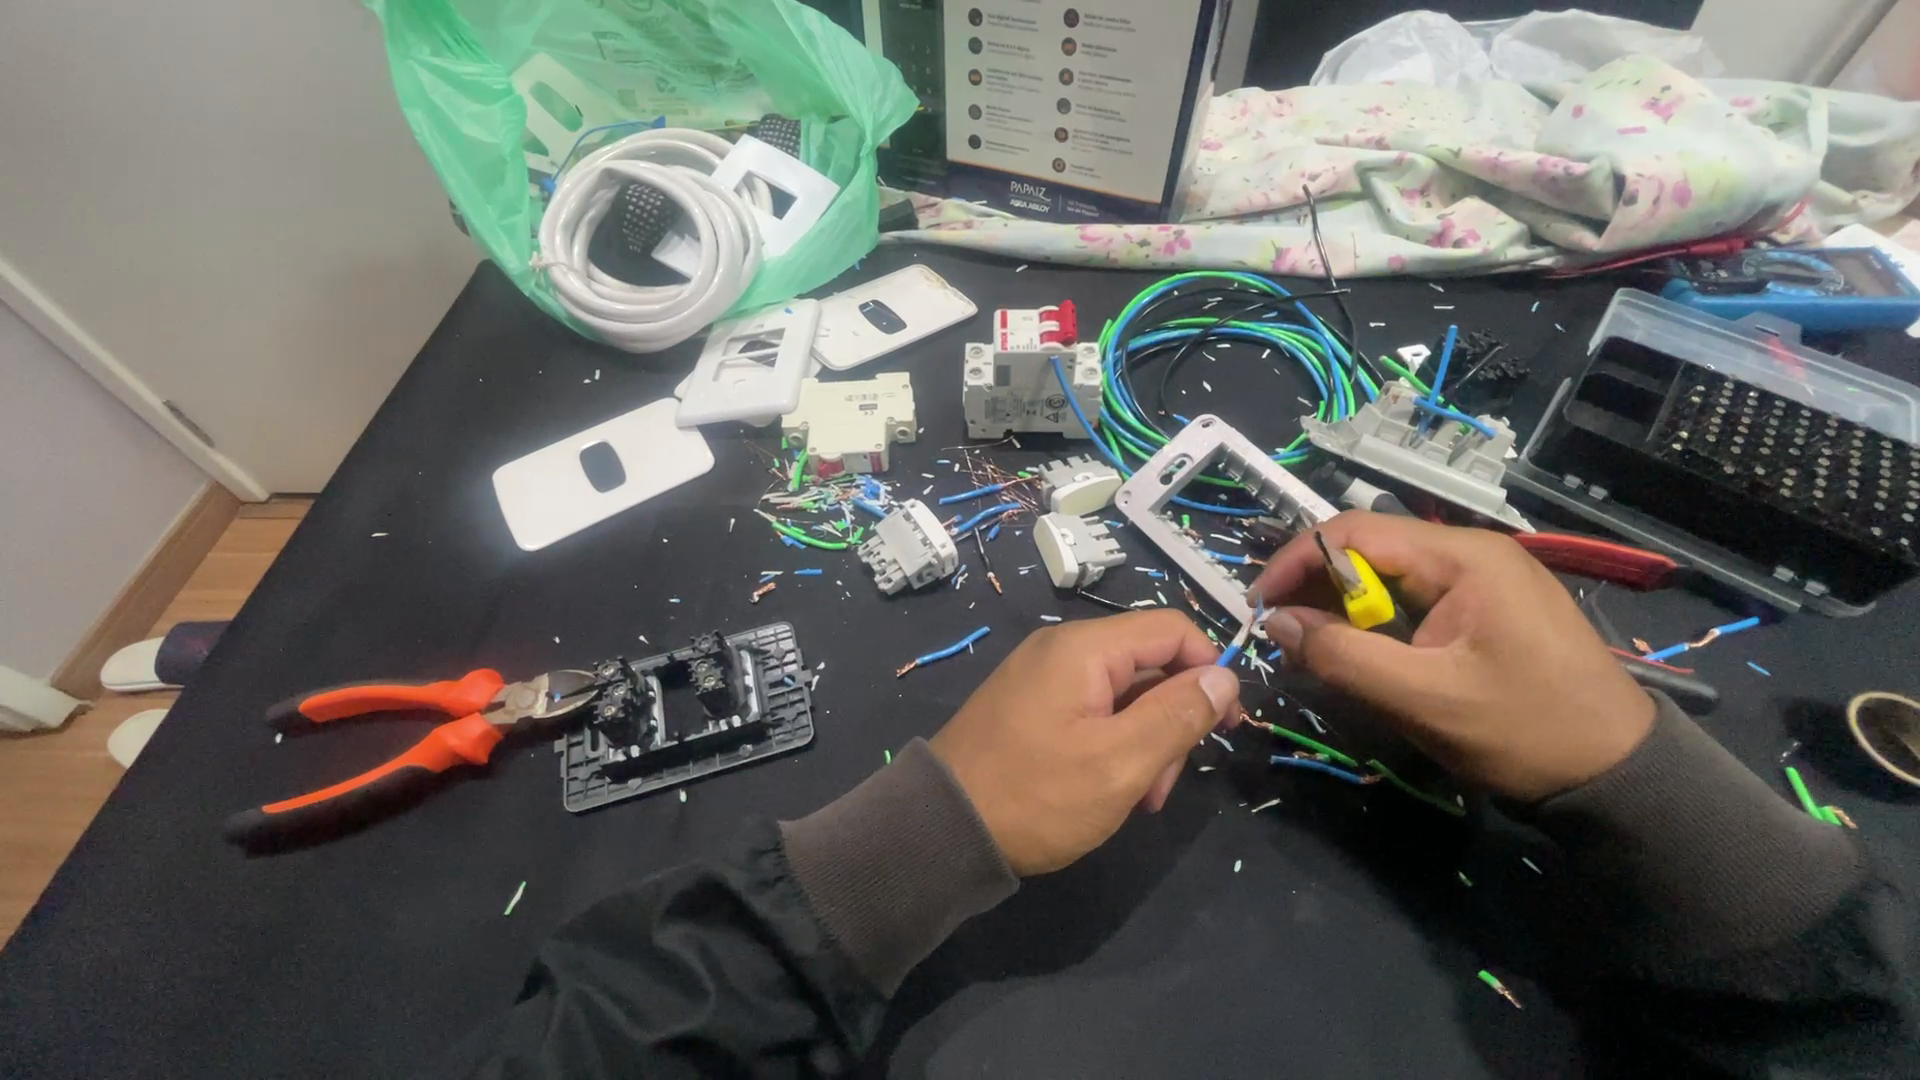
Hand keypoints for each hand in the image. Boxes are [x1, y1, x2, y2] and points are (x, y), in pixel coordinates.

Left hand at [929, 610, 1240, 875]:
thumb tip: (1225, 675)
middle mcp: (1062, 650)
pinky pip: (1091, 711)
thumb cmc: (1036, 795)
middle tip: (1165, 784)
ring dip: (1144, 742)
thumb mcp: (1120, 762)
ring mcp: (1042, 678)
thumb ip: (1178, 715)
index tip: (1227, 725)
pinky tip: (1110, 791)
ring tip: (1139, 800)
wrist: (941, 828)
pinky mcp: (1031, 706)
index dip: (1209, 669)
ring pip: (1122, 694)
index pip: (1171, 629)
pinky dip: (1113, 745)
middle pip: (1147, 664)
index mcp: (1083, 648)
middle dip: (1171, 721)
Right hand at [1248, 511, 1654, 802]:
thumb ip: (1341, 655)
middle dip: (1313, 585)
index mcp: (1462, 558)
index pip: (1354, 532)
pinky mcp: (1479, 606)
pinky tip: (1353, 651)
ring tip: (1309, 647)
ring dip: (1338, 606)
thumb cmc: (1523, 731)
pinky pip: (1406, 598)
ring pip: (1381, 574)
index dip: (1296, 561)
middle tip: (1280, 632)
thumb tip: (1275, 622)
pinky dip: (1369, 621)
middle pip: (1366, 547)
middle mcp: (1468, 553)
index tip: (1260, 605)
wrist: (1618, 777)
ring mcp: (1478, 578)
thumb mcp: (1421, 697)